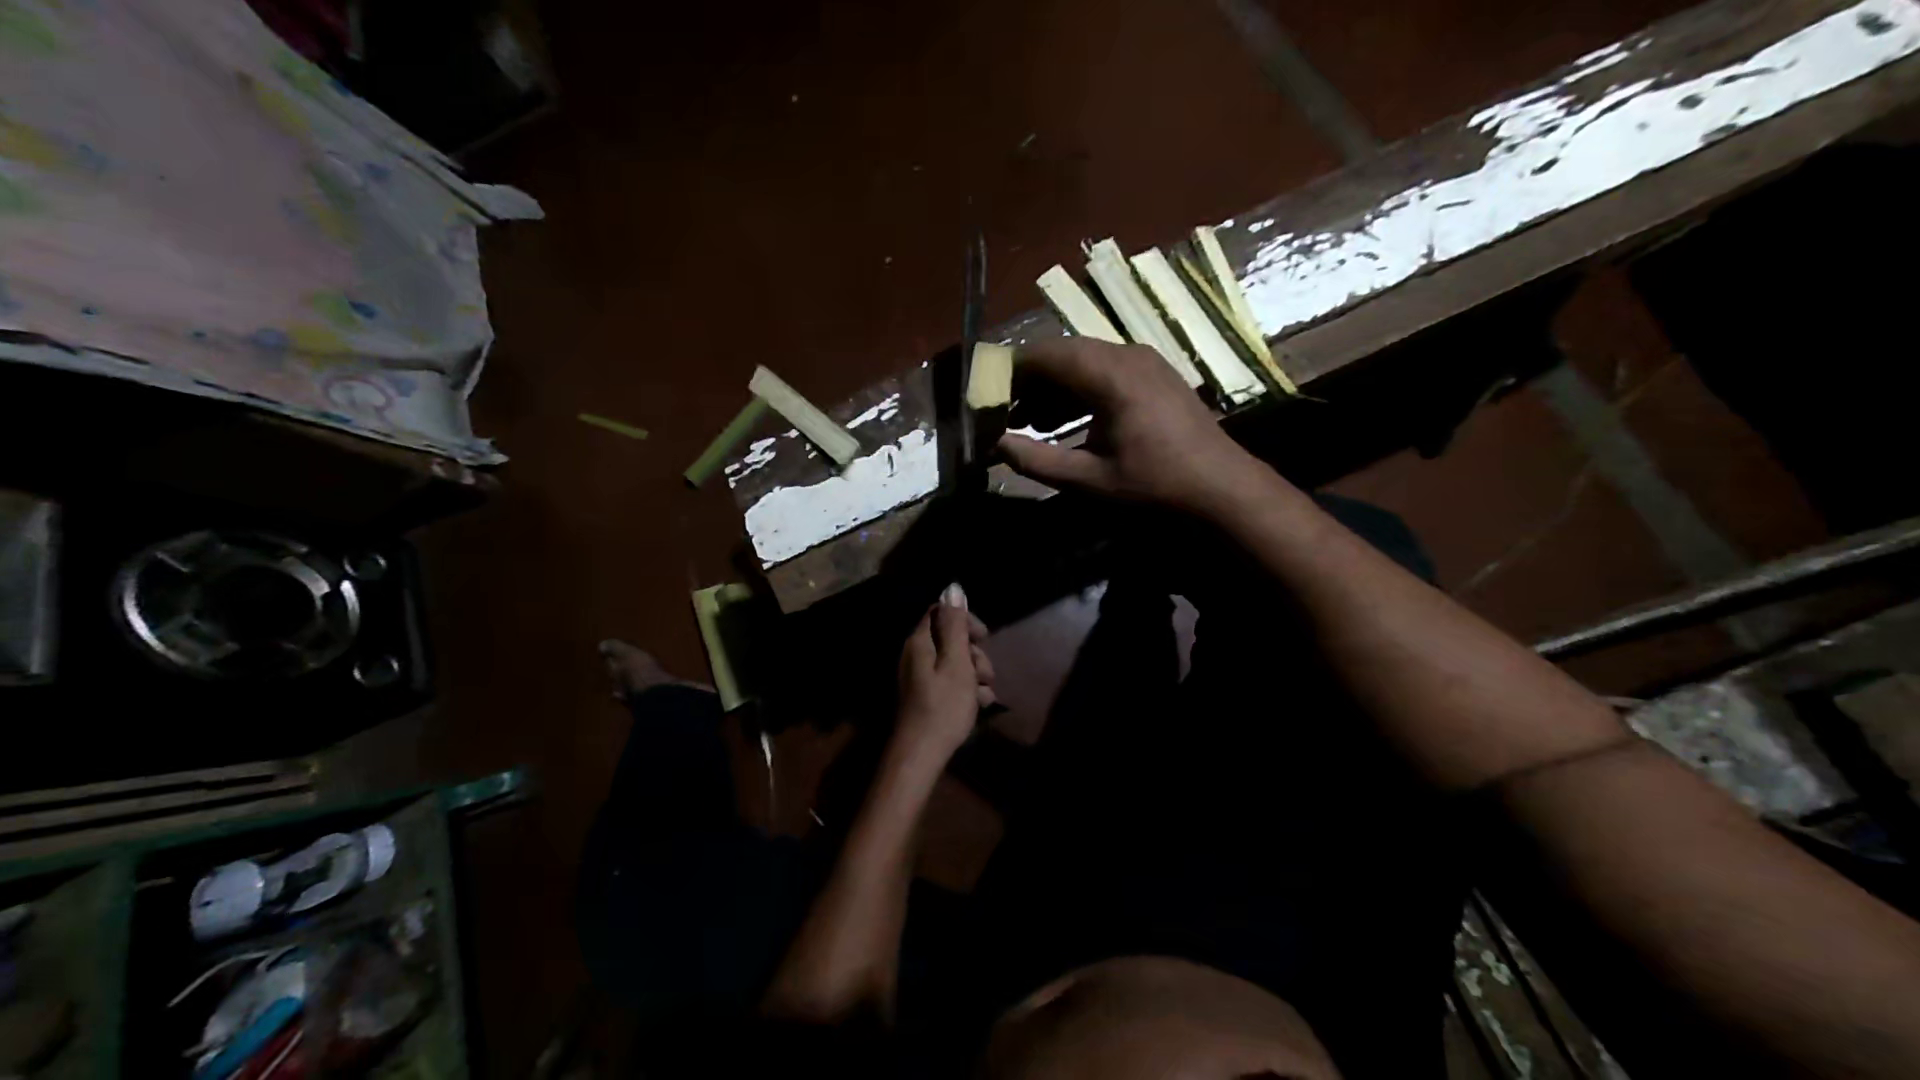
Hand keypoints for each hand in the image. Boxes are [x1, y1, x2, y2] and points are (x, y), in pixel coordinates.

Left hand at [895, 585, 994, 759]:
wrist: (921, 755)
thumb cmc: (943, 706)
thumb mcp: (956, 663)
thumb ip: (956, 625)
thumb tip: (953, 586)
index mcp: (919, 642)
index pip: (941, 612)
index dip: (965, 620)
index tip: (983, 637)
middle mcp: (916, 655)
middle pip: (951, 638)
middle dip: (974, 652)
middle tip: (984, 673)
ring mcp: (920, 677)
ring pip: (955, 662)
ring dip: (975, 674)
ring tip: (984, 693)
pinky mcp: (927, 696)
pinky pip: (951, 682)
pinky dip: (967, 690)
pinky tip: (979, 705)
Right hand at [997, 337, 1264, 514]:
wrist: (1222, 488)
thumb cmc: (1155, 485)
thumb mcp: (1089, 479)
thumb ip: (1037, 460)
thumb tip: (997, 445)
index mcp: (1110, 375)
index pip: (1046, 355)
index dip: (1010, 371)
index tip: (985, 394)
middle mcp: (1127, 355)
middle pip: (1063, 353)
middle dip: (1029, 380)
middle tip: (1002, 410)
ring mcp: (1145, 362)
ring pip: (1084, 361)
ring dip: (1052, 387)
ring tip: (1026, 421)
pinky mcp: (1154, 375)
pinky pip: (1105, 370)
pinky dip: (1078, 390)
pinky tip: (1063, 422)